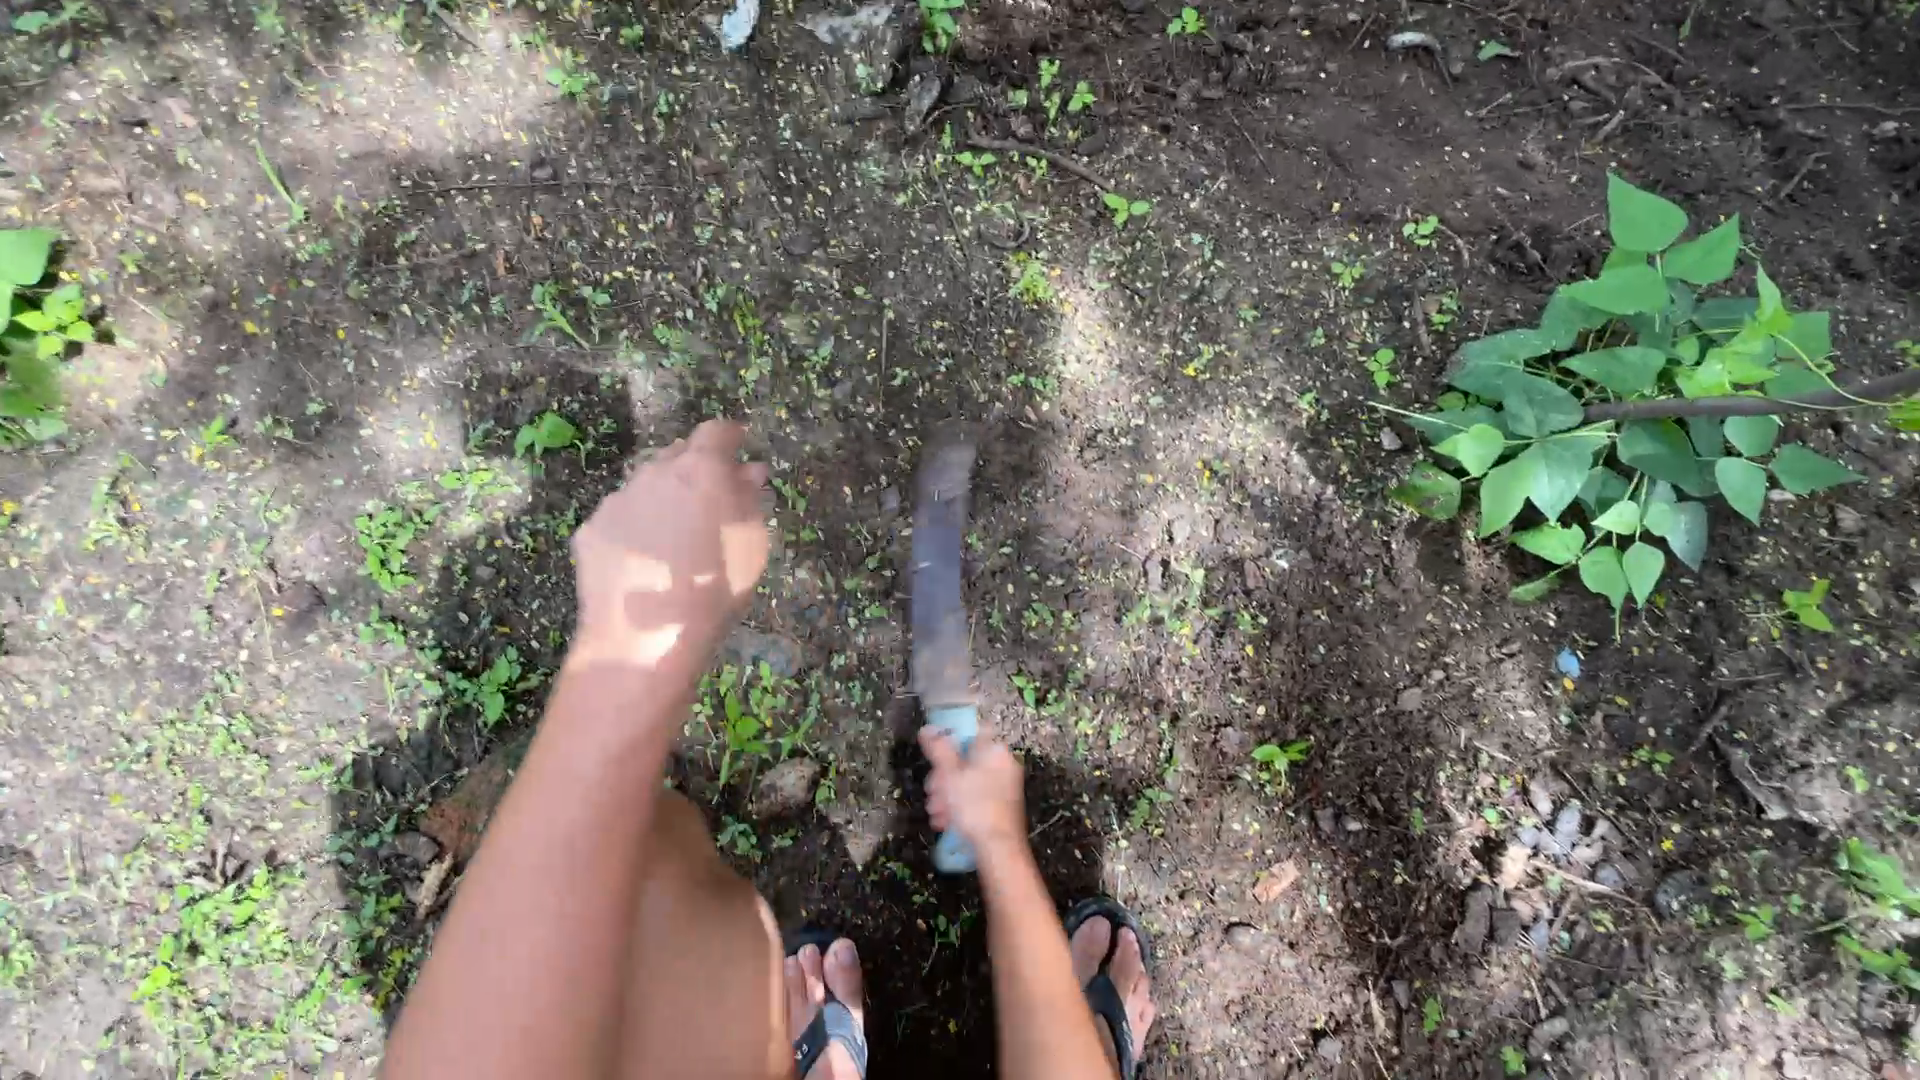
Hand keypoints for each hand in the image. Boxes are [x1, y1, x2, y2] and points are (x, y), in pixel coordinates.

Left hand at [568, 420, 768, 679]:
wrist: (647, 637)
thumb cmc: (716, 586)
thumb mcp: (752, 543)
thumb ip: (749, 500)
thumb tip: (748, 472)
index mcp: (700, 470)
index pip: (717, 432)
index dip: (731, 436)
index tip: (741, 445)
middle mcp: (654, 473)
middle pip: (678, 455)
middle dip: (697, 468)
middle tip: (712, 497)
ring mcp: (617, 500)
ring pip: (646, 486)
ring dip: (664, 498)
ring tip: (676, 536)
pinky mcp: (591, 530)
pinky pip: (622, 518)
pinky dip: (637, 528)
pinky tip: (645, 561)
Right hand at [919, 724, 1027, 867]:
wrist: (998, 849)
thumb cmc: (975, 807)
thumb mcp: (950, 775)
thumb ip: (938, 749)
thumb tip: (927, 728)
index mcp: (995, 750)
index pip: (972, 731)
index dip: (950, 740)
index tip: (935, 755)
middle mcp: (1002, 765)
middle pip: (965, 759)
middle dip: (943, 776)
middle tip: (932, 791)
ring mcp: (1002, 786)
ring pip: (967, 781)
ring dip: (947, 795)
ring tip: (936, 811)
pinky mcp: (999, 806)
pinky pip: (974, 797)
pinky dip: (958, 806)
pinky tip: (945, 821)